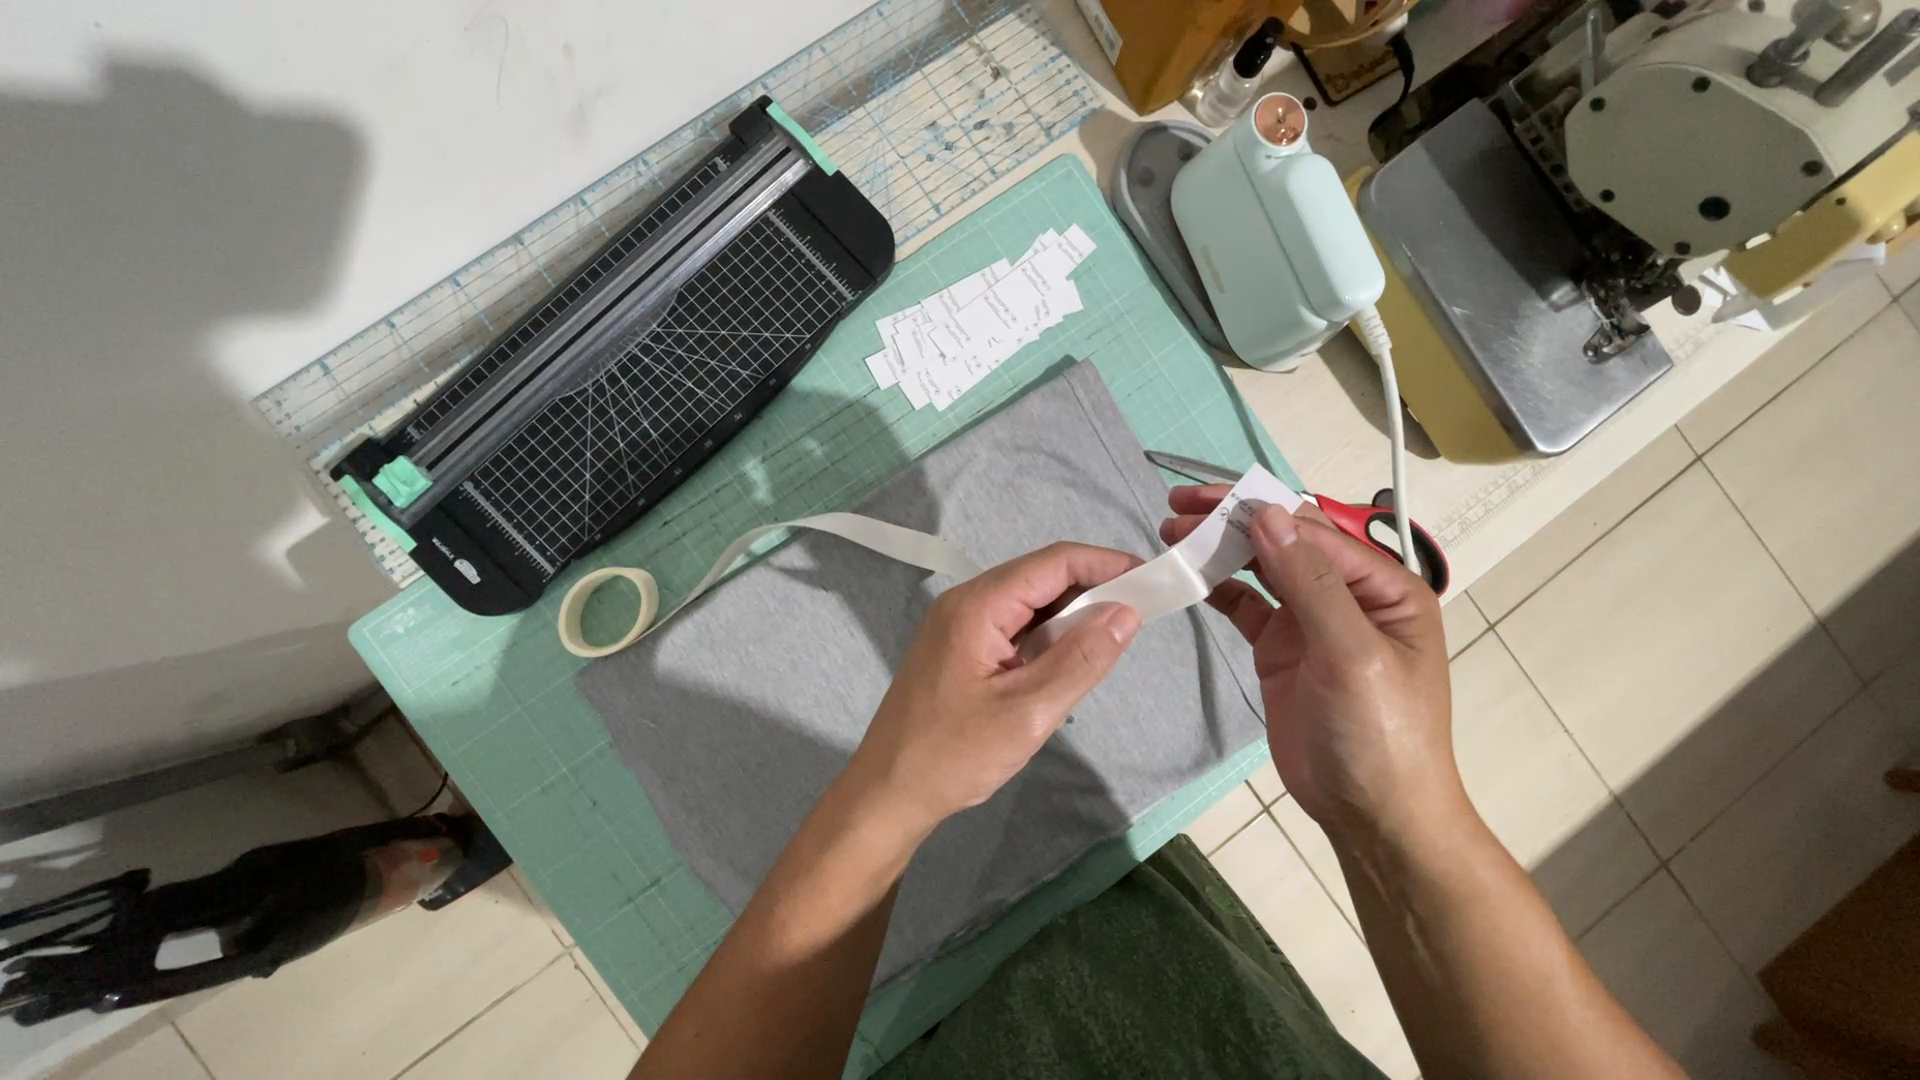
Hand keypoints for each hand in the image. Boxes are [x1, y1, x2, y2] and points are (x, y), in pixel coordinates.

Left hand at [845, 542, 1143, 833]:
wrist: (887, 793)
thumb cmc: (953, 755)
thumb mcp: (1027, 712)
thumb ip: (1080, 660)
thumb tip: (1127, 613)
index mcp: (977, 606)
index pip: (1053, 563)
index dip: (1106, 564)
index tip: (1153, 579)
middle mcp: (967, 604)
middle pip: (1041, 579)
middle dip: (1093, 589)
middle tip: (1142, 614)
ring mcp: (961, 627)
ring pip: (1029, 605)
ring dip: (1071, 617)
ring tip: (1112, 640)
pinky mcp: (961, 652)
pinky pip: (1014, 630)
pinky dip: (1048, 639)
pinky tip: (1069, 662)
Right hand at [1161, 486, 1461, 840]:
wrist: (1371, 812)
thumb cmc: (1377, 732)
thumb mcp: (1351, 654)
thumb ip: (1309, 582)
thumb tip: (1265, 514)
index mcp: (1382, 587)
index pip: (1314, 533)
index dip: (1259, 512)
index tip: (1202, 504)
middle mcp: (1347, 595)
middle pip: (1285, 542)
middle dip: (1233, 521)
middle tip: (1175, 508)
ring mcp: (1311, 622)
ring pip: (1262, 569)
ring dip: (1221, 549)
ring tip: (1171, 534)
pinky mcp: (1282, 648)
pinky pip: (1247, 606)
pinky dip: (1219, 589)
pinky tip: (1190, 578)